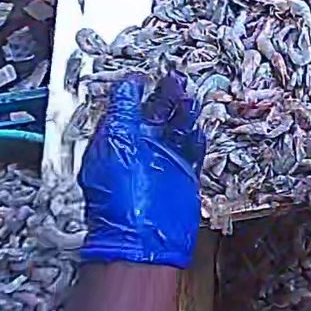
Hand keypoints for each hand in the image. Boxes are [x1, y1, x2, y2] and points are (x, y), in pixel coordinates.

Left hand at [78, 75, 203, 267]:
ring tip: (191, 98)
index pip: (130, 104)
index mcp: (119, 138)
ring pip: (178, 126)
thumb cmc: (118, 197)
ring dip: (185, 111)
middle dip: (168, 94)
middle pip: (158, 112)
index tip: (152, 72)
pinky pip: (193, 149)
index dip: (141, 87)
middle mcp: (141, 147)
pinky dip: (197, 136)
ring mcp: (164, 160)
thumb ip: (122, 112)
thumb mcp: (112, 144)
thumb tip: (127, 85)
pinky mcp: (184, 174)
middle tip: (178, 78)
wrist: (142, 239)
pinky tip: (198, 125)